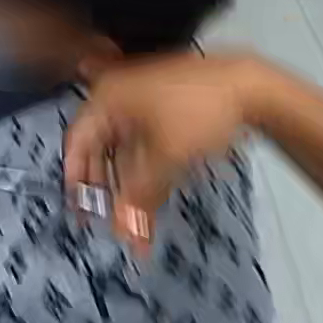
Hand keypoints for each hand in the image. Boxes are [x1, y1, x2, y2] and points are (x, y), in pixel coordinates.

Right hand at [65, 52, 268, 253]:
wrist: (246, 86)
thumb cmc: (198, 111)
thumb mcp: (166, 156)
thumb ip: (139, 197)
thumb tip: (124, 236)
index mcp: (108, 95)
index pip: (76, 139)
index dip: (76, 179)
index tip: (82, 214)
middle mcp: (117, 94)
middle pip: (96, 144)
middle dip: (102, 186)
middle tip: (105, 222)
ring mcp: (139, 100)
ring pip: (120, 147)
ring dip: (125, 184)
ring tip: (132, 219)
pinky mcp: (159, 108)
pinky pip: (139, 142)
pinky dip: (142, 171)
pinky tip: (150, 197)